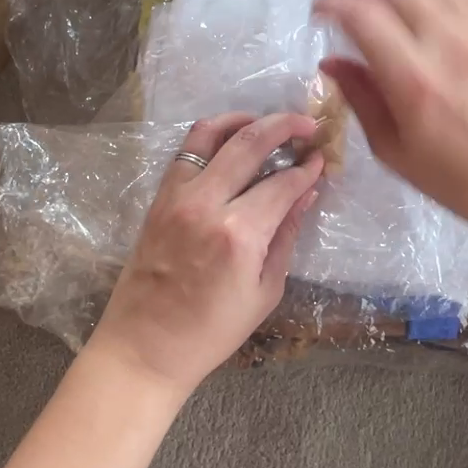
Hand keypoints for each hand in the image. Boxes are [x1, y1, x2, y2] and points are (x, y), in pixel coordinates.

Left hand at [86, 112, 324, 393]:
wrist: (145, 346)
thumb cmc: (212, 332)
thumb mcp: (265, 291)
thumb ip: (286, 235)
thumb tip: (306, 193)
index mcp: (239, 235)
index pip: (282, 183)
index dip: (307, 168)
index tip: (322, 158)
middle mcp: (206, 203)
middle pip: (250, 142)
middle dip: (284, 125)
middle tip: (307, 123)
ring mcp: (177, 196)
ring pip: (211, 133)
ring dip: (243, 120)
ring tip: (267, 123)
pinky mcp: (159, 197)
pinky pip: (186, 150)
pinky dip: (211, 135)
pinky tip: (231, 141)